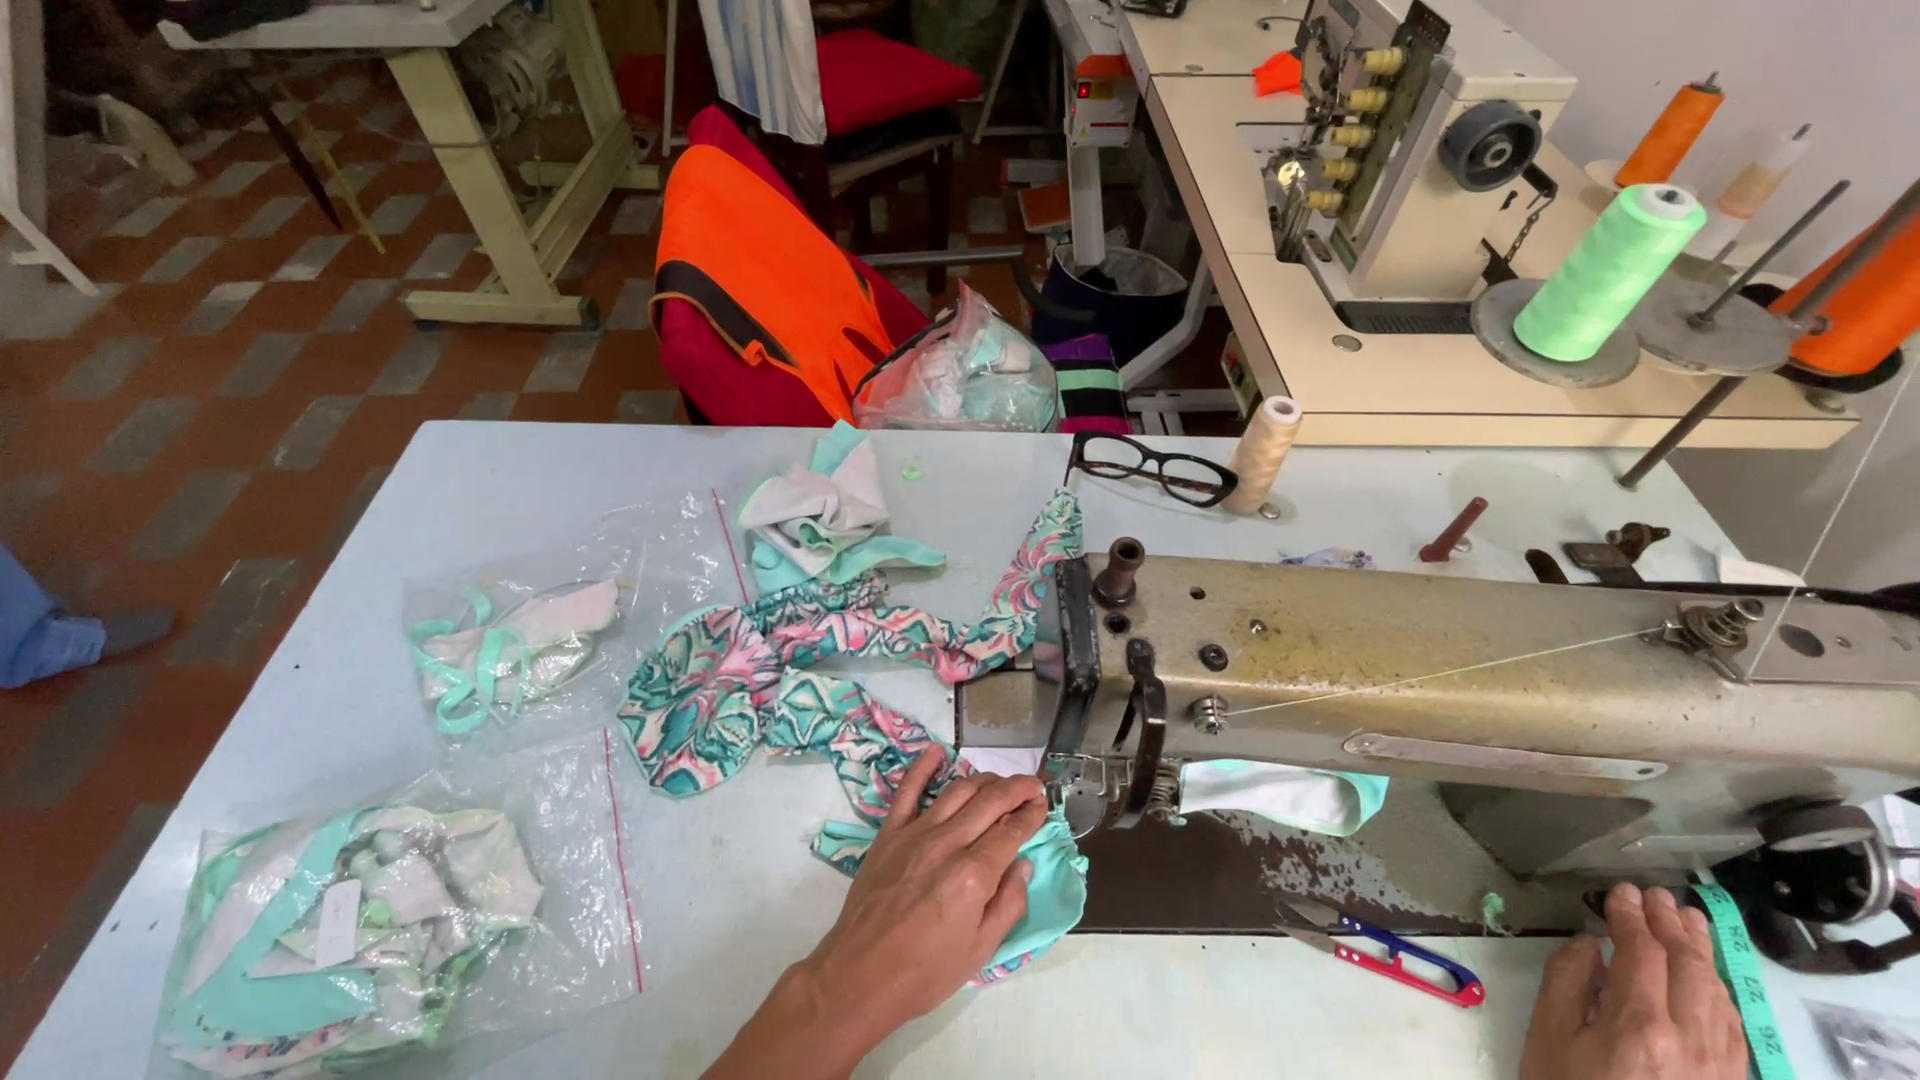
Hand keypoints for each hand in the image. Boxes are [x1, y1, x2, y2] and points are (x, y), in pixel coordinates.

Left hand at [703, 749, 1047, 1078]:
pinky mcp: (888, 833)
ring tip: (1000, 782)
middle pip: (990, 801)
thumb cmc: (926, 972)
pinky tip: (938, 751)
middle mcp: (948, 844)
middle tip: (1032, 787)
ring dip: (984, 779)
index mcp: (974, 875)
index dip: (1032, 814)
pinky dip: (923, 766)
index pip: (1012, 830)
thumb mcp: (982, 950)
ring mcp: (915, 834)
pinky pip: (907, 790)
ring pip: (958, 790)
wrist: (860, 975)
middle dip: (1017, 789)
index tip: (1043, 806)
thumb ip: (1009, 903)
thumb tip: (1023, 864)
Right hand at [1520, 882, 1746, 1079]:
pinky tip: (1705, 976)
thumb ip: (1566, 982)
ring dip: (1703, 951)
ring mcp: (1717, 1065)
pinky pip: (1731, 1025)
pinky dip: (1717, 989)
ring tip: (1688, 919)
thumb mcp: (1548, 1037)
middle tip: (1655, 894)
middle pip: (1689, 967)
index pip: (1642, 953)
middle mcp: (1690, 1040)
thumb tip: (1590, 944)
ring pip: (1719, 993)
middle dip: (1671, 924)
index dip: (1631, 917)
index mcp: (1638, 1024)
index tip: (1621, 891)